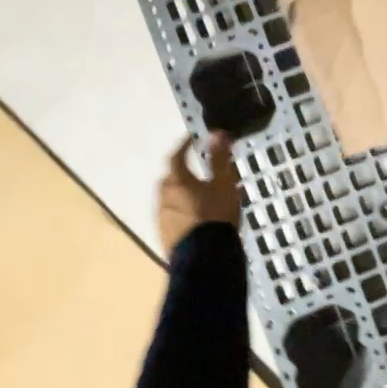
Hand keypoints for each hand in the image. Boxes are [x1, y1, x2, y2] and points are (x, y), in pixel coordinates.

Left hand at [158, 132, 241, 253]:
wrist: (204, 255)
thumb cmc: (216, 213)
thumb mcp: (224, 183)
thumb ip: (219, 158)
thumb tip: (216, 133)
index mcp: (177, 181)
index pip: (175, 157)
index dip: (183, 146)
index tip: (192, 139)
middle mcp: (164, 197)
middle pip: (169, 179)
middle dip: (180, 172)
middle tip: (196, 170)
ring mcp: (162, 217)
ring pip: (169, 198)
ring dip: (180, 192)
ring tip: (198, 195)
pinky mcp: (165, 234)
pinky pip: (171, 214)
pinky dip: (181, 209)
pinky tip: (194, 216)